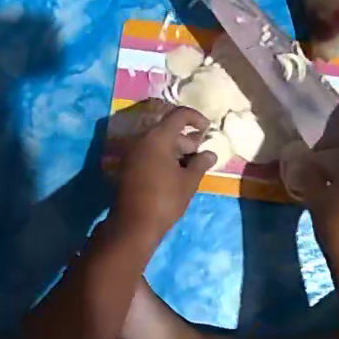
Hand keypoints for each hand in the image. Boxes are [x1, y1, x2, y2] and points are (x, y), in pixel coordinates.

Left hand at [112, 106, 215, 243]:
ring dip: (175, 149)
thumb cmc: (165, 200)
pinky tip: (174, 173)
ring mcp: (132, 152)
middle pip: (167, 128)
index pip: (178, 114)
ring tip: (189, 167)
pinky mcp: (127, 165)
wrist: (133, 224)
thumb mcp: (189, 181)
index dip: (196, 118)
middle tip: (199, 156)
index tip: (208, 130)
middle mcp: (141, 139)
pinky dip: (163, 156)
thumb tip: (210, 154)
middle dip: (186, 139)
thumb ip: (200, 163)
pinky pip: (148, 152)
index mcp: (157, 137)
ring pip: (158, 141)